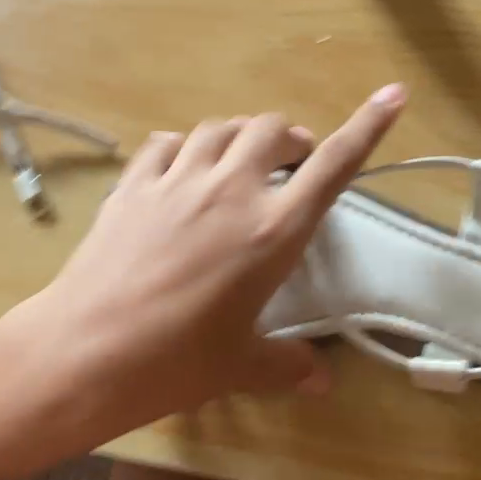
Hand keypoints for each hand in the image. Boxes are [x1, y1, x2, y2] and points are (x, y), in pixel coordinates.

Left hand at [0, 84, 408, 479]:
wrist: (87, 351)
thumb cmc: (176, 363)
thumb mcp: (241, 366)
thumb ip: (287, 365)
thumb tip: (320, 383)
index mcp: (272, 232)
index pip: (332, 166)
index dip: (367, 128)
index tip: (392, 96)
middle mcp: (229, 191)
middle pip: (270, 130)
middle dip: (288, 139)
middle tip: (291, 165)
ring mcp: (175, 182)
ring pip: (218, 129)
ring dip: (238, 136)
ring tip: (240, 162)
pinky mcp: (131, 187)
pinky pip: (163, 144)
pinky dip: (182, 145)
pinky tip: (180, 163)